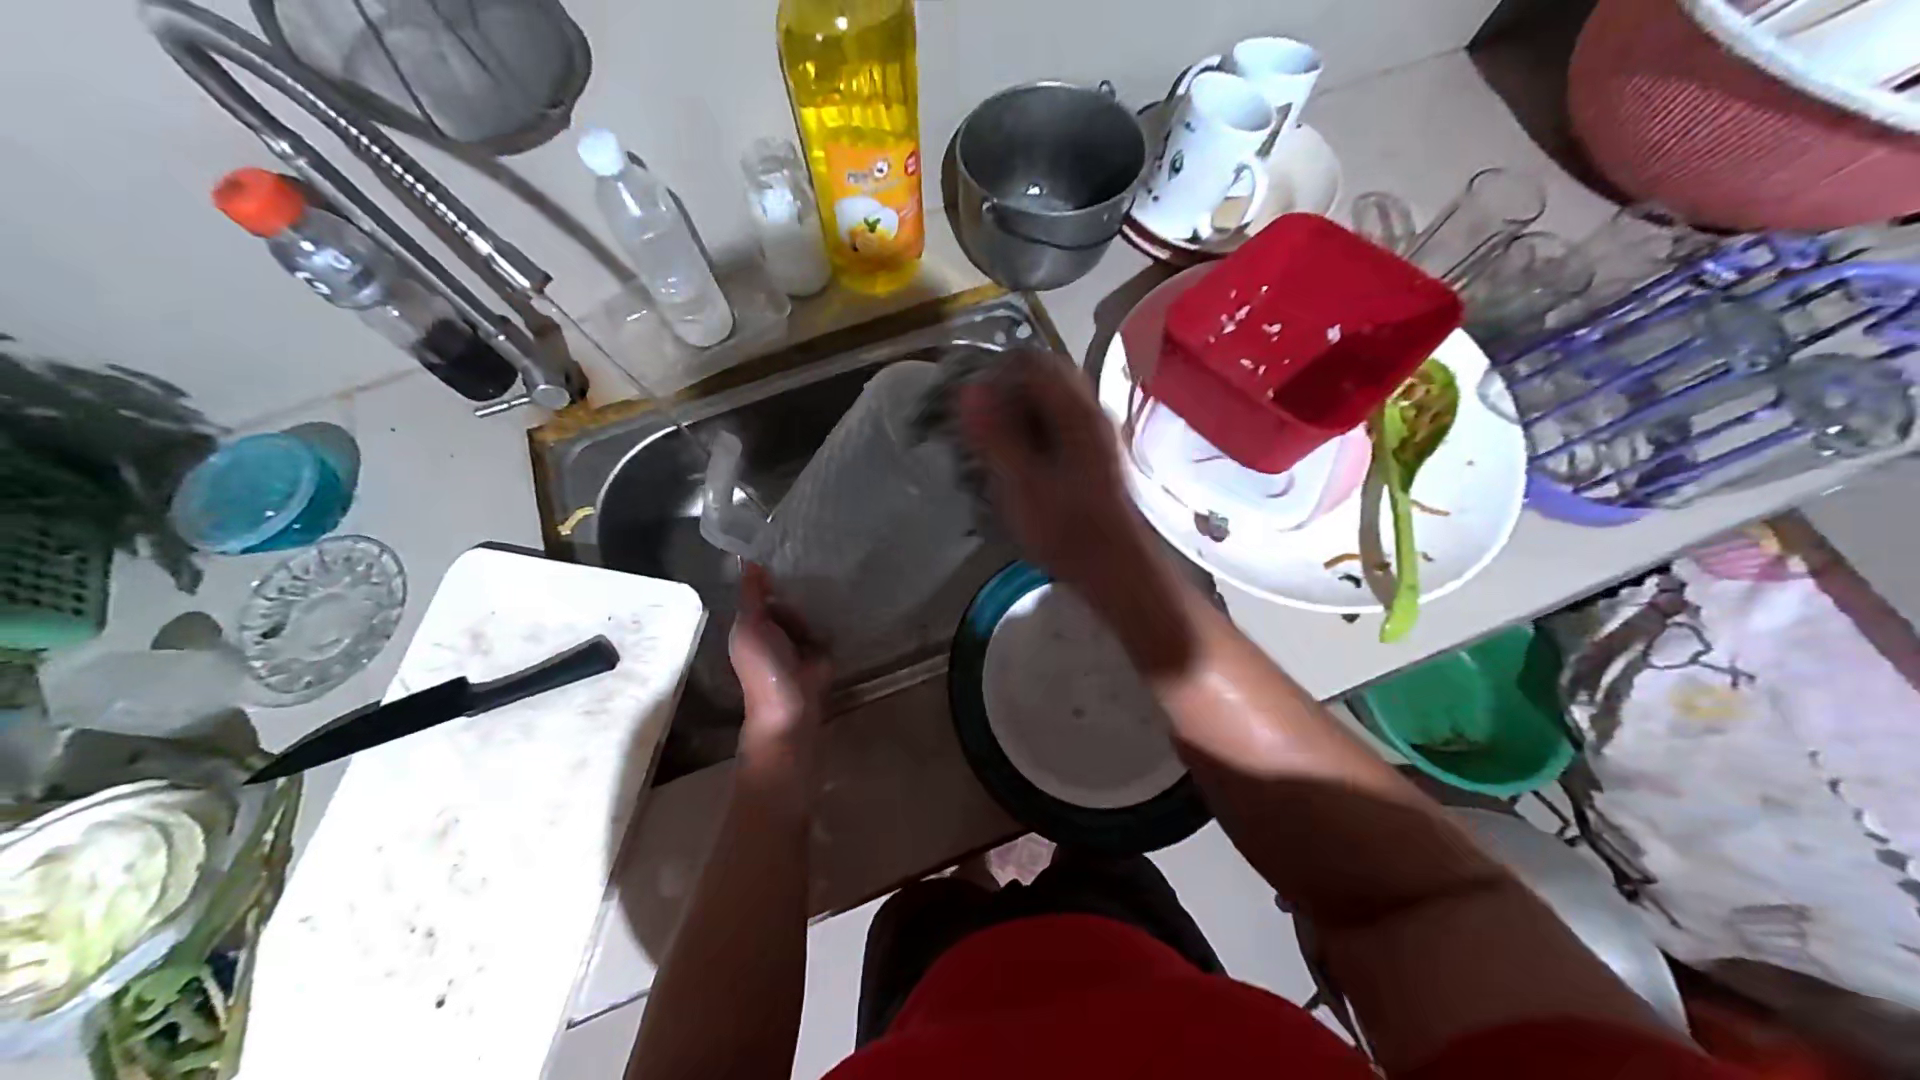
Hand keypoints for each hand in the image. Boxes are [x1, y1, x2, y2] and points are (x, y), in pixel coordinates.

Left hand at [729, 563, 831, 767]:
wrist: (793, 704)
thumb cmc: (764, 665)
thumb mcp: (750, 625)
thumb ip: (751, 594)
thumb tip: (748, 560)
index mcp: (751, 623)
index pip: (759, 589)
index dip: (767, 572)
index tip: (781, 547)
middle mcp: (774, 627)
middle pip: (786, 595)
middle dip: (794, 585)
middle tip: (806, 568)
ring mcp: (799, 637)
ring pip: (807, 606)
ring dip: (812, 602)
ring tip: (824, 588)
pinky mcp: (822, 646)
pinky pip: (825, 622)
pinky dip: (828, 616)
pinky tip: (838, 601)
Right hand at [957, 351, 1152, 591]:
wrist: (1116, 568)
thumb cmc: (1068, 528)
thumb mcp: (1020, 483)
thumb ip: (994, 435)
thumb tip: (969, 392)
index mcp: (1076, 412)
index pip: (1031, 361)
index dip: (995, 374)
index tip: (970, 403)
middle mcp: (1090, 414)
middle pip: (1042, 379)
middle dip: (1006, 395)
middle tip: (979, 426)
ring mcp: (1095, 435)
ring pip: (1050, 404)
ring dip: (1018, 416)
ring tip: (993, 447)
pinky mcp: (1095, 457)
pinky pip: (1058, 427)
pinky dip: (1033, 434)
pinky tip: (1018, 465)